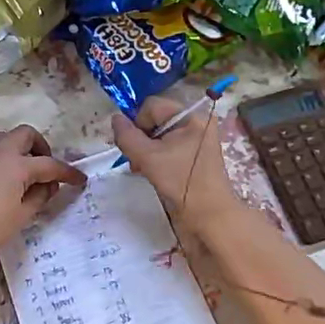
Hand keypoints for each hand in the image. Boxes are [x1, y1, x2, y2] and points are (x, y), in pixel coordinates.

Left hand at [0, 125, 86, 264]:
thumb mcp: (21, 215)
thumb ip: (40, 196)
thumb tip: (50, 184)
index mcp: (17, 164)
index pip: (50, 164)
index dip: (67, 172)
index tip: (79, 180)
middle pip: (25, 134)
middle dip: (39, 146)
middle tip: (44, 168)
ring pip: (3, 139)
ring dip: (17, 149)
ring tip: (19, 173)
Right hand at [111, 95, 239, 225]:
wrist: (210, 217)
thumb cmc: (181, 183)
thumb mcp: (148, 158)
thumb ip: (127, 136)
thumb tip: (115, 118)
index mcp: (192, 117)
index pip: (152, 106)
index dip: (137, 123)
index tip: (135, 147)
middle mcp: (197, 123)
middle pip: (156, 120)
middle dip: (141, 139)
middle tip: (136, 161)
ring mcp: (198, 141)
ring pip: (161, 135)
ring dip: (147, 150)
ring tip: (142, 169)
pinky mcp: (195, 157)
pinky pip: (170, 147)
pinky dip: (158, 157)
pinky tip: (152, 173)